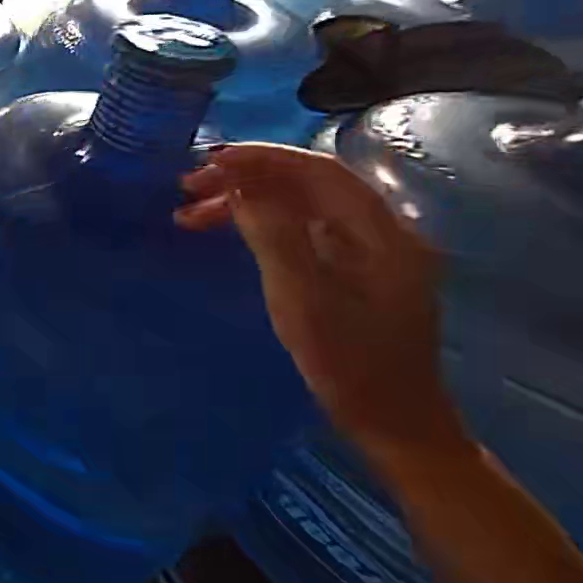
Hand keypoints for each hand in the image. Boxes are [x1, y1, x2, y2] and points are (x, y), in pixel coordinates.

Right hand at [175, 144, 468, 459]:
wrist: (394, 425)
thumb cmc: (349, 365)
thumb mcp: (302, 298)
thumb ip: (271, 233)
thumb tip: (238, 184)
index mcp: (381, 231)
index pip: (318, 170)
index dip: (262, 157)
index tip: (211, 161)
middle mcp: (377, 228)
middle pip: (304, 182)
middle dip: (245, 177)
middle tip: (189, 186)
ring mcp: (364, 247)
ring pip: (295, 203)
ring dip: (243, 199)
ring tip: (189, 212)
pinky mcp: (348, 265)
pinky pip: (297, 225)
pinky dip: (258, 221)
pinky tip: (224, 228)